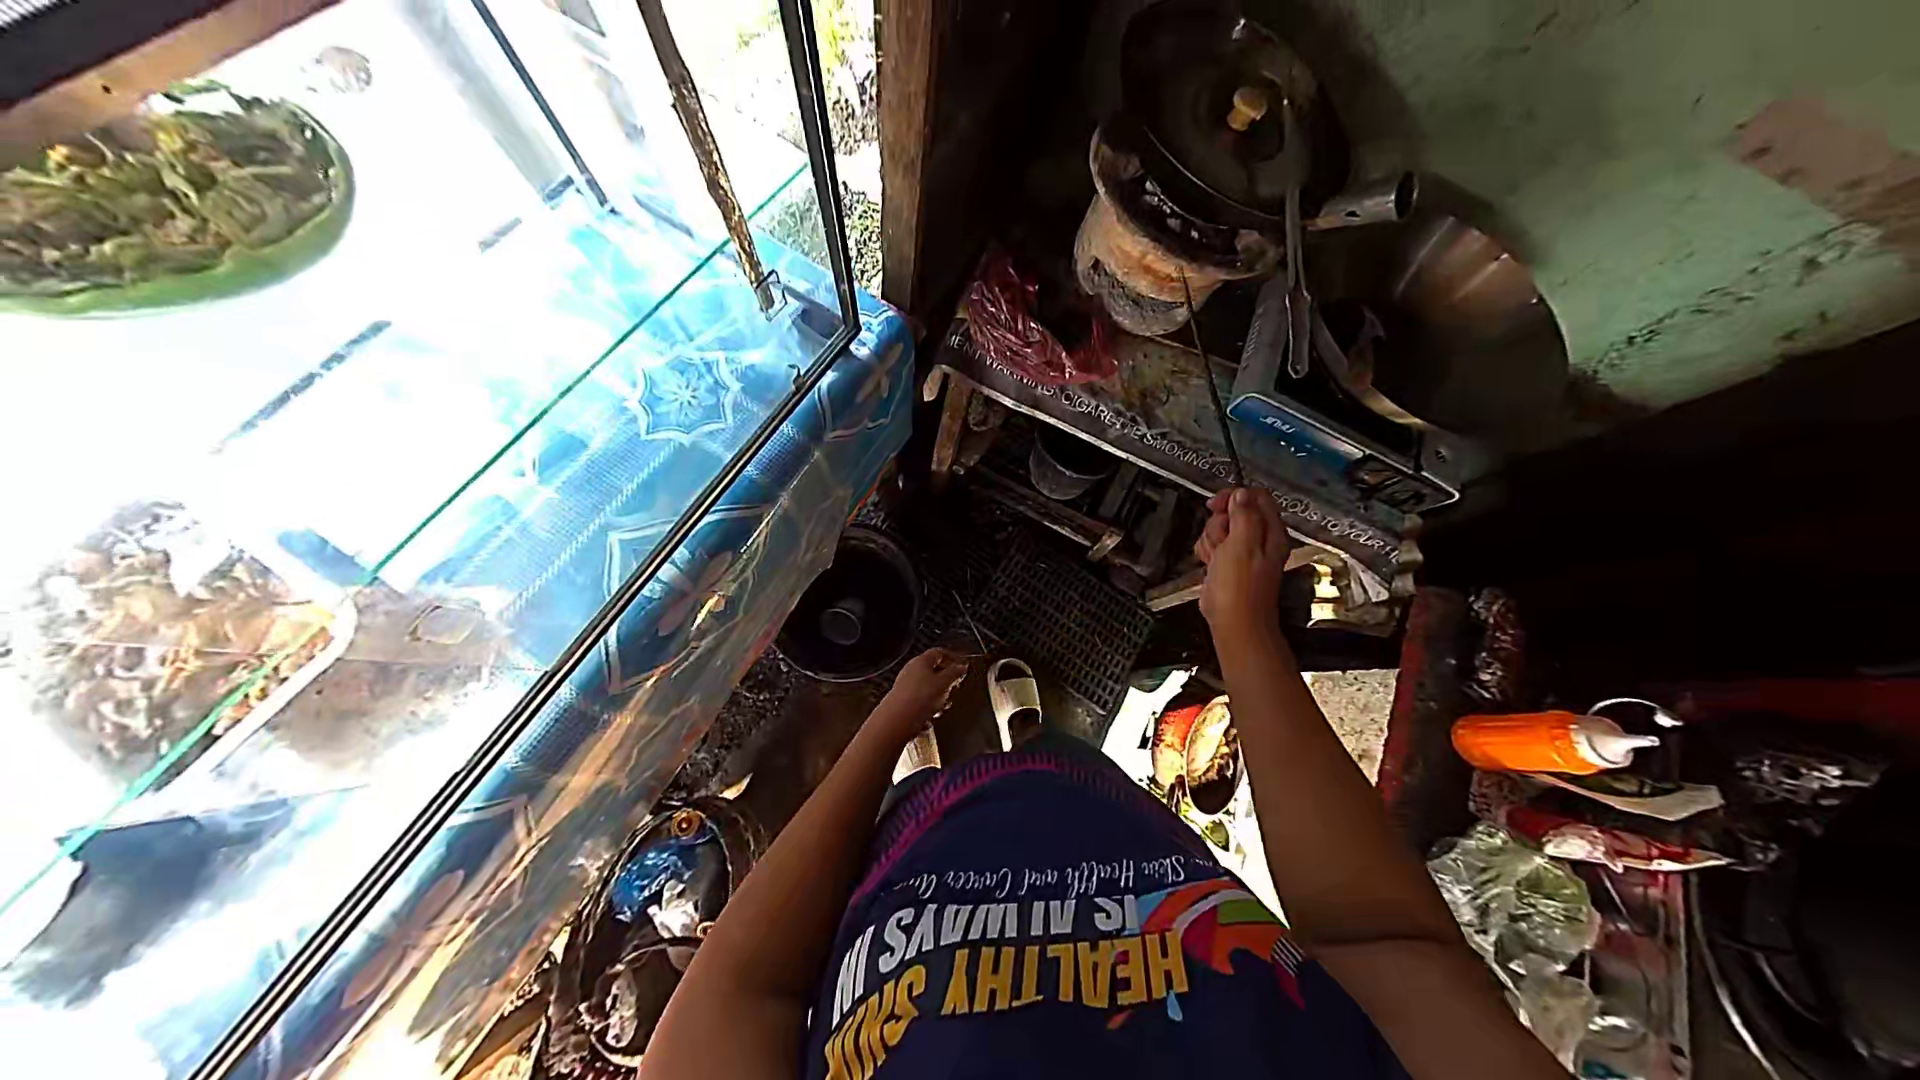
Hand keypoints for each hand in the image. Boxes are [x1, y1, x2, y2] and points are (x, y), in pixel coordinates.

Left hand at [872, 648, 968, 737]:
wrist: (898, 720)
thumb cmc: (918, 698)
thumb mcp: (944, 683)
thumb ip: (955, 673)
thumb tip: (961, 667)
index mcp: (920, 661)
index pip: (939, 653)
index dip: (953, 658)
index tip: (962, 666)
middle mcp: (911, 671)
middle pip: (934, 671)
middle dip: (946, 681)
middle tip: (954, 688)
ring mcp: (905, 686)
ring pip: (928, 688)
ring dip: (939, 696)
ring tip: (942, 705)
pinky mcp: (903, 702)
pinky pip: (921, 701)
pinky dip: (929, 706)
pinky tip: (931, 715)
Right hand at [1194, 487, 1290, 639]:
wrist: (1232, 621)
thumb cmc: (1240, 589)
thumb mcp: (1243, 545)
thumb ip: (1244, 515)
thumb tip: (1241, 494)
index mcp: (1270, 532)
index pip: (1256, 497)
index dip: (1234, 496)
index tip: (1215, 505)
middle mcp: (1258, 539)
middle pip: (1232, 512)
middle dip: (1219, 523)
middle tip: (1222, 541)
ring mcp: (1241, 551)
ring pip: (1219, 528)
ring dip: (1210, 539)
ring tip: (1216, 557)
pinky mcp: (1226, 562)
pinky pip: (1211, 544)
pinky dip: (1206, 551)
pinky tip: (1210, 564)